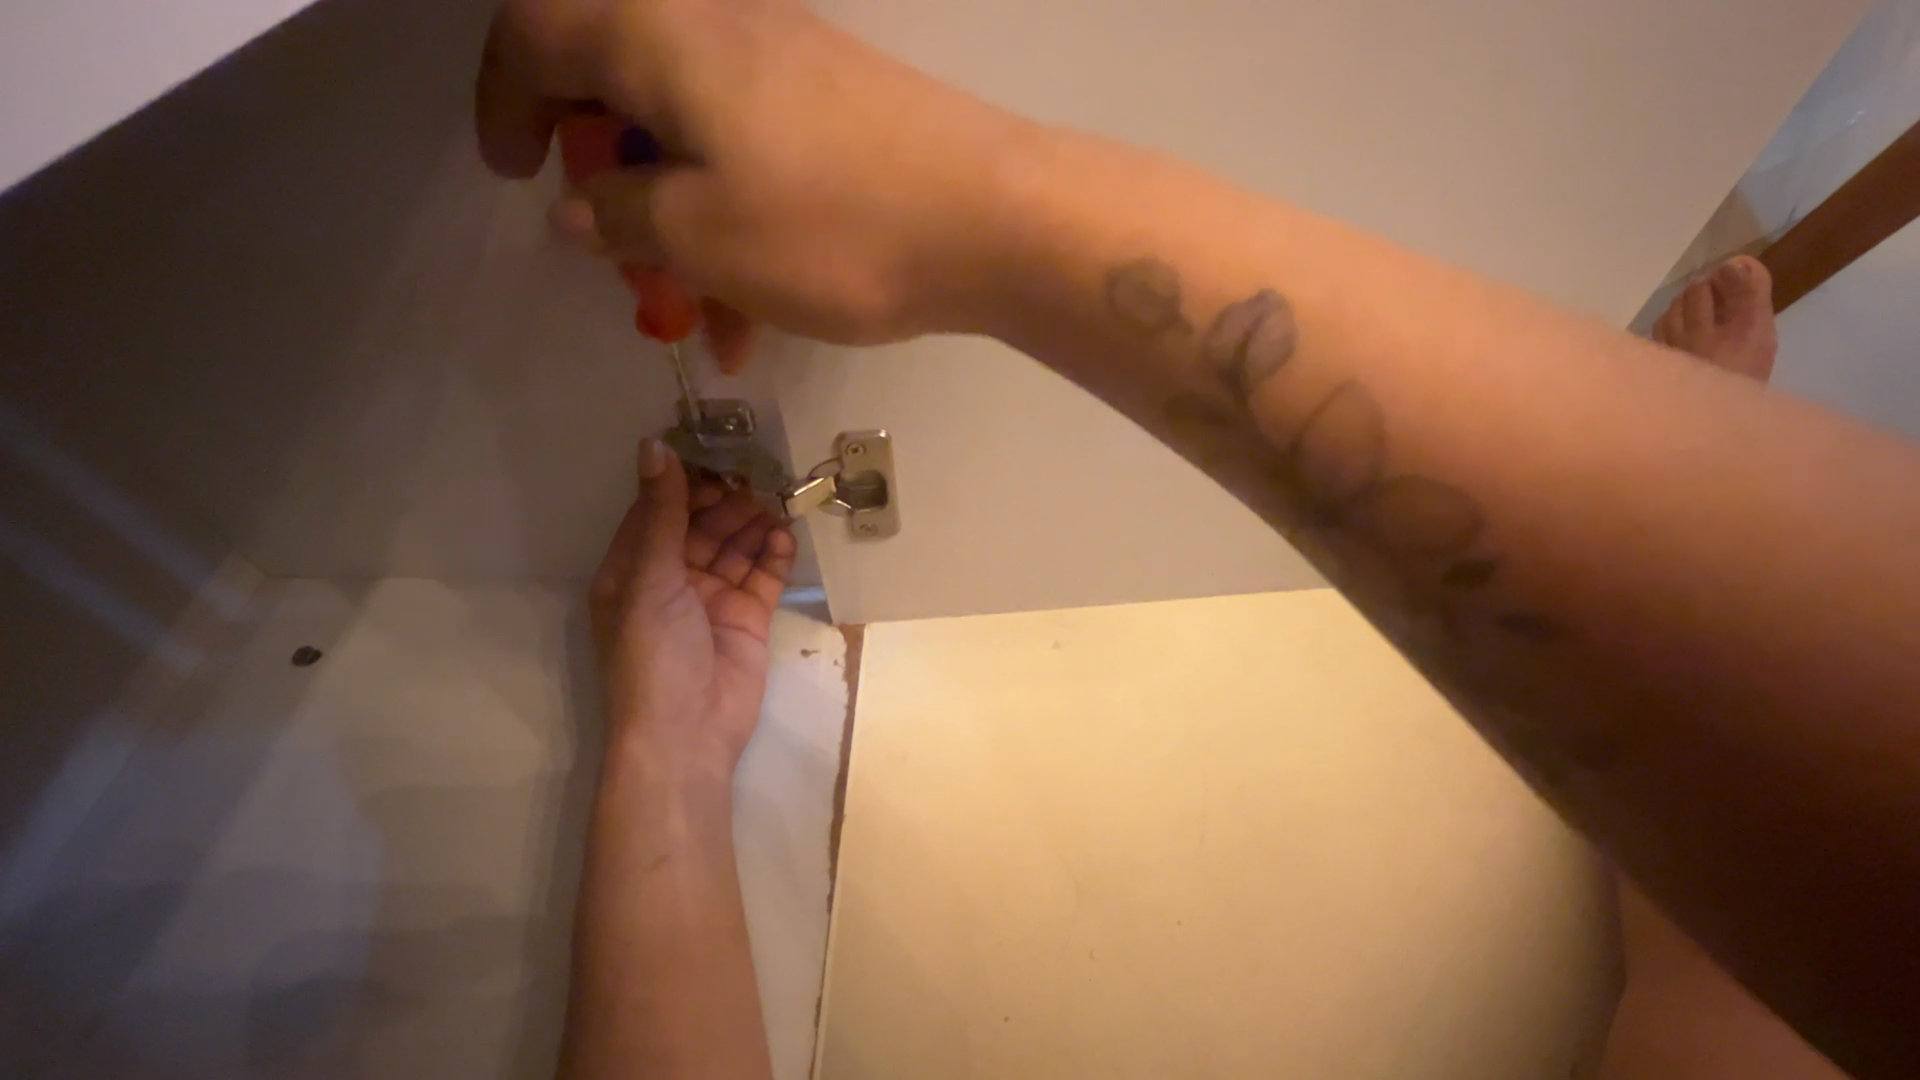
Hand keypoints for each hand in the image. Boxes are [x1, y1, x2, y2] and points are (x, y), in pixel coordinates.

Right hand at [475, 0, 1031, 358]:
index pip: (536, 36)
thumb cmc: (828, 229)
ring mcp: (789, 66)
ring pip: (700, 146)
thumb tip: (577, 211)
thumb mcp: (699, 236)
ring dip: (687, 234)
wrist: (990, 222)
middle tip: (624, 267)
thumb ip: (617, 217)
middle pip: (624, 93)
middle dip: (611, 189)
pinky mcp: (840, 112)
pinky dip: (744, 231)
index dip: (505, 105)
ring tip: (704, 326)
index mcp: (659, 33)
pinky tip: (760, 318)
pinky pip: (760, 164)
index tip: (510, 177)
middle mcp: (719, 25)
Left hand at [589, 437, 796, 781]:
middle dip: (727, 501)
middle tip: (756, 476)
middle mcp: (671, 580)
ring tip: (776, 499)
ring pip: (736, 547)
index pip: (658, 512)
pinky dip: (774, 555)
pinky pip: (763, 576)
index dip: (684, 482)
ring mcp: (712, 600)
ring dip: (753, 523)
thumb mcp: (650, 579)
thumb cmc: (652, 654)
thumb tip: (654, 446)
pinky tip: (784, 535)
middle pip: (702, 526)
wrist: (687, 734)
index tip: (715, 453)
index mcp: (633, 570)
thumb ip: (661, 513)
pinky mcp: (748, 618)